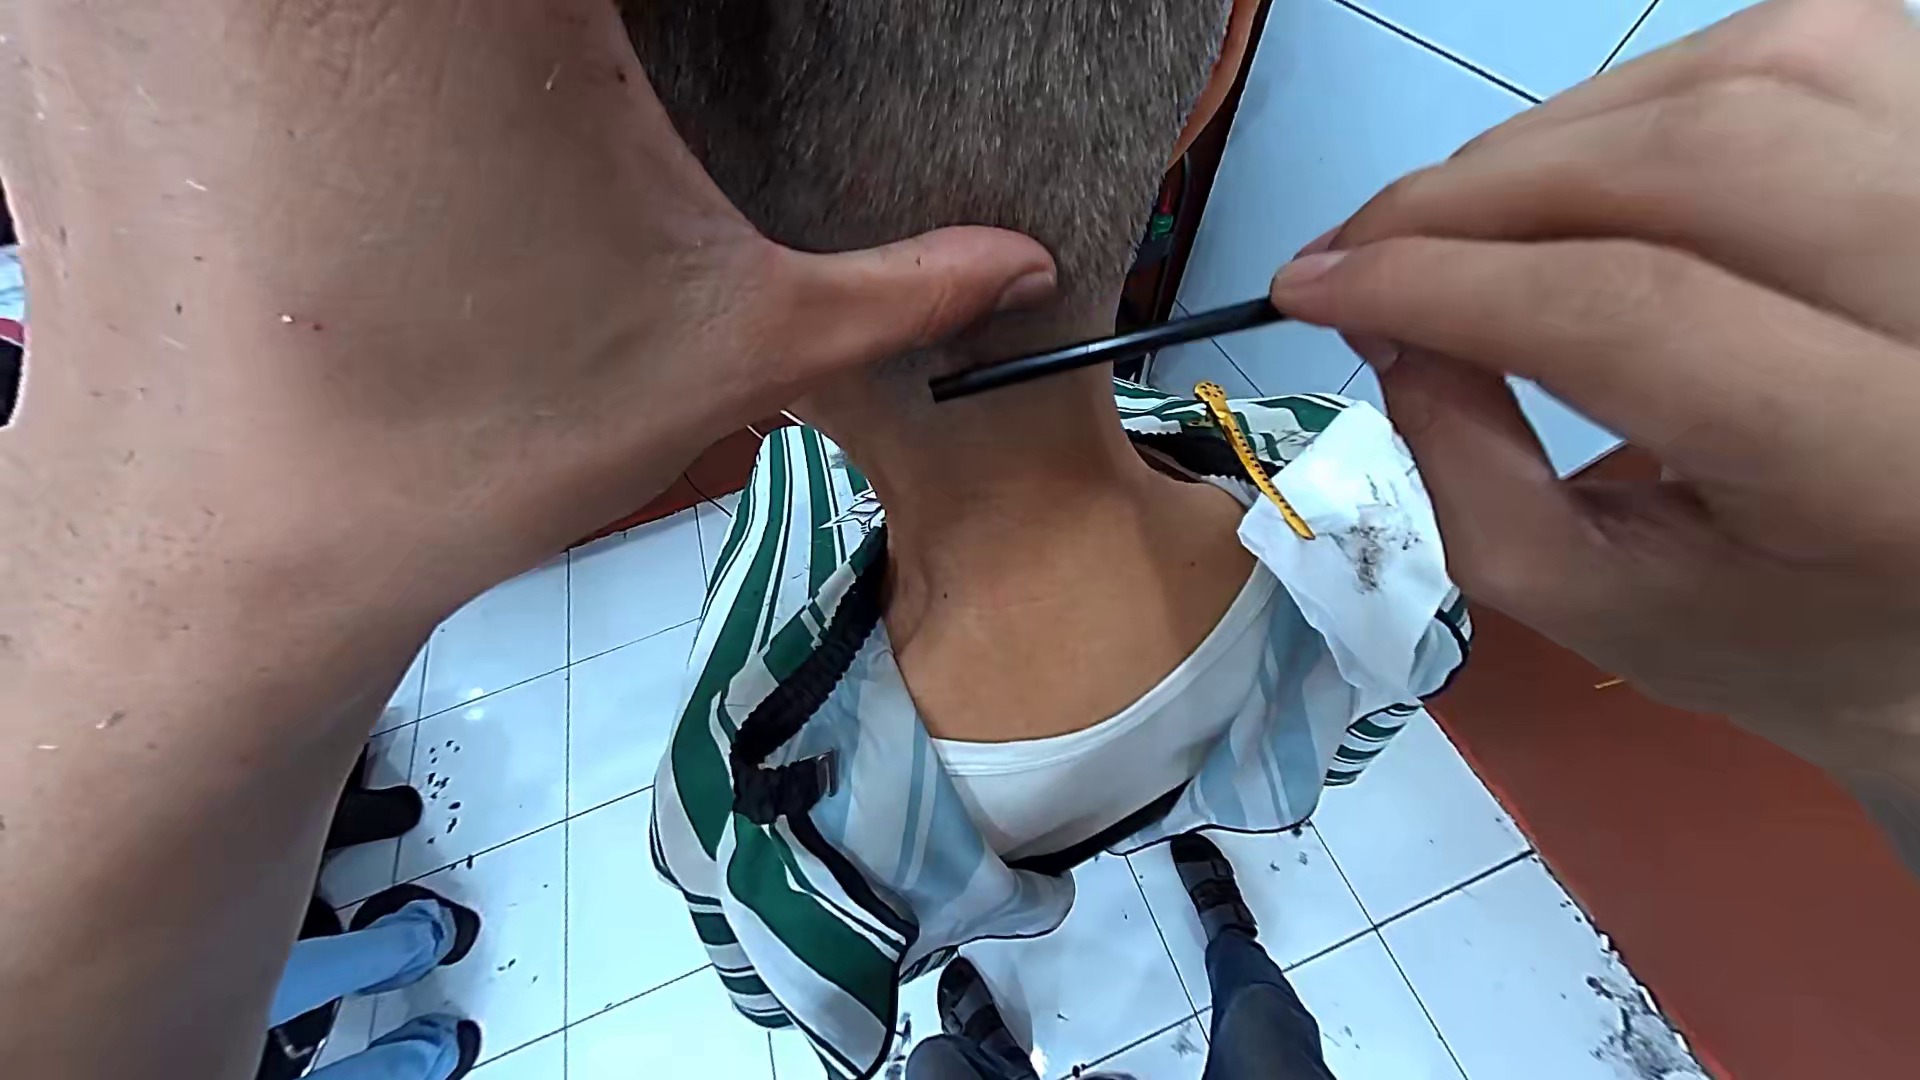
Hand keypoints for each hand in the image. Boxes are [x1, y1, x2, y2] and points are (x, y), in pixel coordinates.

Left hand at [0, 0, 1054, 603]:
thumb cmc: (516, 436)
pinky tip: (428, 111)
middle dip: (647, 33)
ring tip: (564, 108)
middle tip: (667, 80)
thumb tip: (1027, 265)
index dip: (747, 17)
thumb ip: (908, 288)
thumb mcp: (747, 346)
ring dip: (534, 36)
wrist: (256, 533)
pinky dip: (391, 36)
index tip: (760, 53)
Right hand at [1267, 0, 1919, 771]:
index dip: (1425, 281)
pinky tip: (1545, 180)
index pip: (1612, 310)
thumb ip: (1449, 456)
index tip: (1301, 288)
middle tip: (1342, 250)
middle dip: (1454, 199)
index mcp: (1878, 462)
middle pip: (1683, 161)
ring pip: (1752, 69)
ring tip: (1429, 225)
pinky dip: (1626, 103)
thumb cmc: (1740, 629)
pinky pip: (1812, 46)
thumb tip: (1381, 322)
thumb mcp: (1552, 581)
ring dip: (1529, 144)